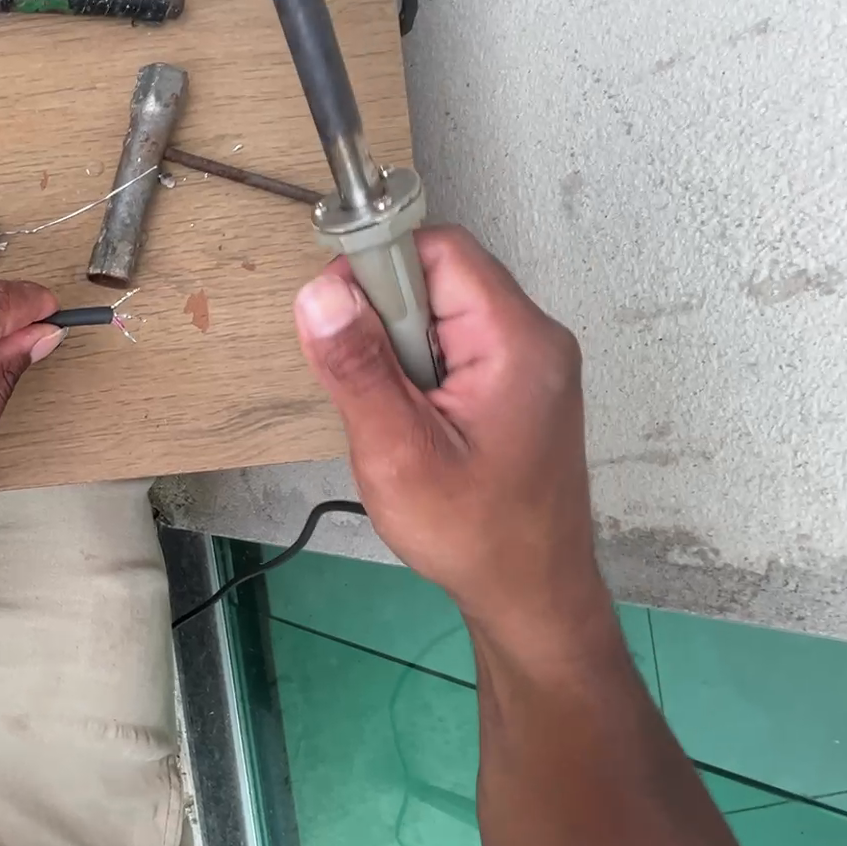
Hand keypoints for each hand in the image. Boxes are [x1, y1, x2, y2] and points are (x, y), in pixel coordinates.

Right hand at [293, 226, 603, 632]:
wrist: (526, 592)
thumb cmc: (469, 530)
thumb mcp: (397, 451)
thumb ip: (358, 369)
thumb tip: (317, 293)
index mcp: (515, 341)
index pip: (439, 252)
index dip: (374, 266)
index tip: (328, 316)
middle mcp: (529, 338)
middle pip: (437, 279)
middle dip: (377, 317)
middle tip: (353, 383)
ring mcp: (522, 364)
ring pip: (435, 316)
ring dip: (388, 350)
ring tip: (378, 412)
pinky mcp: (506, 388)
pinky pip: (444, 348)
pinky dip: (405, 371)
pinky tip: (397, 419)